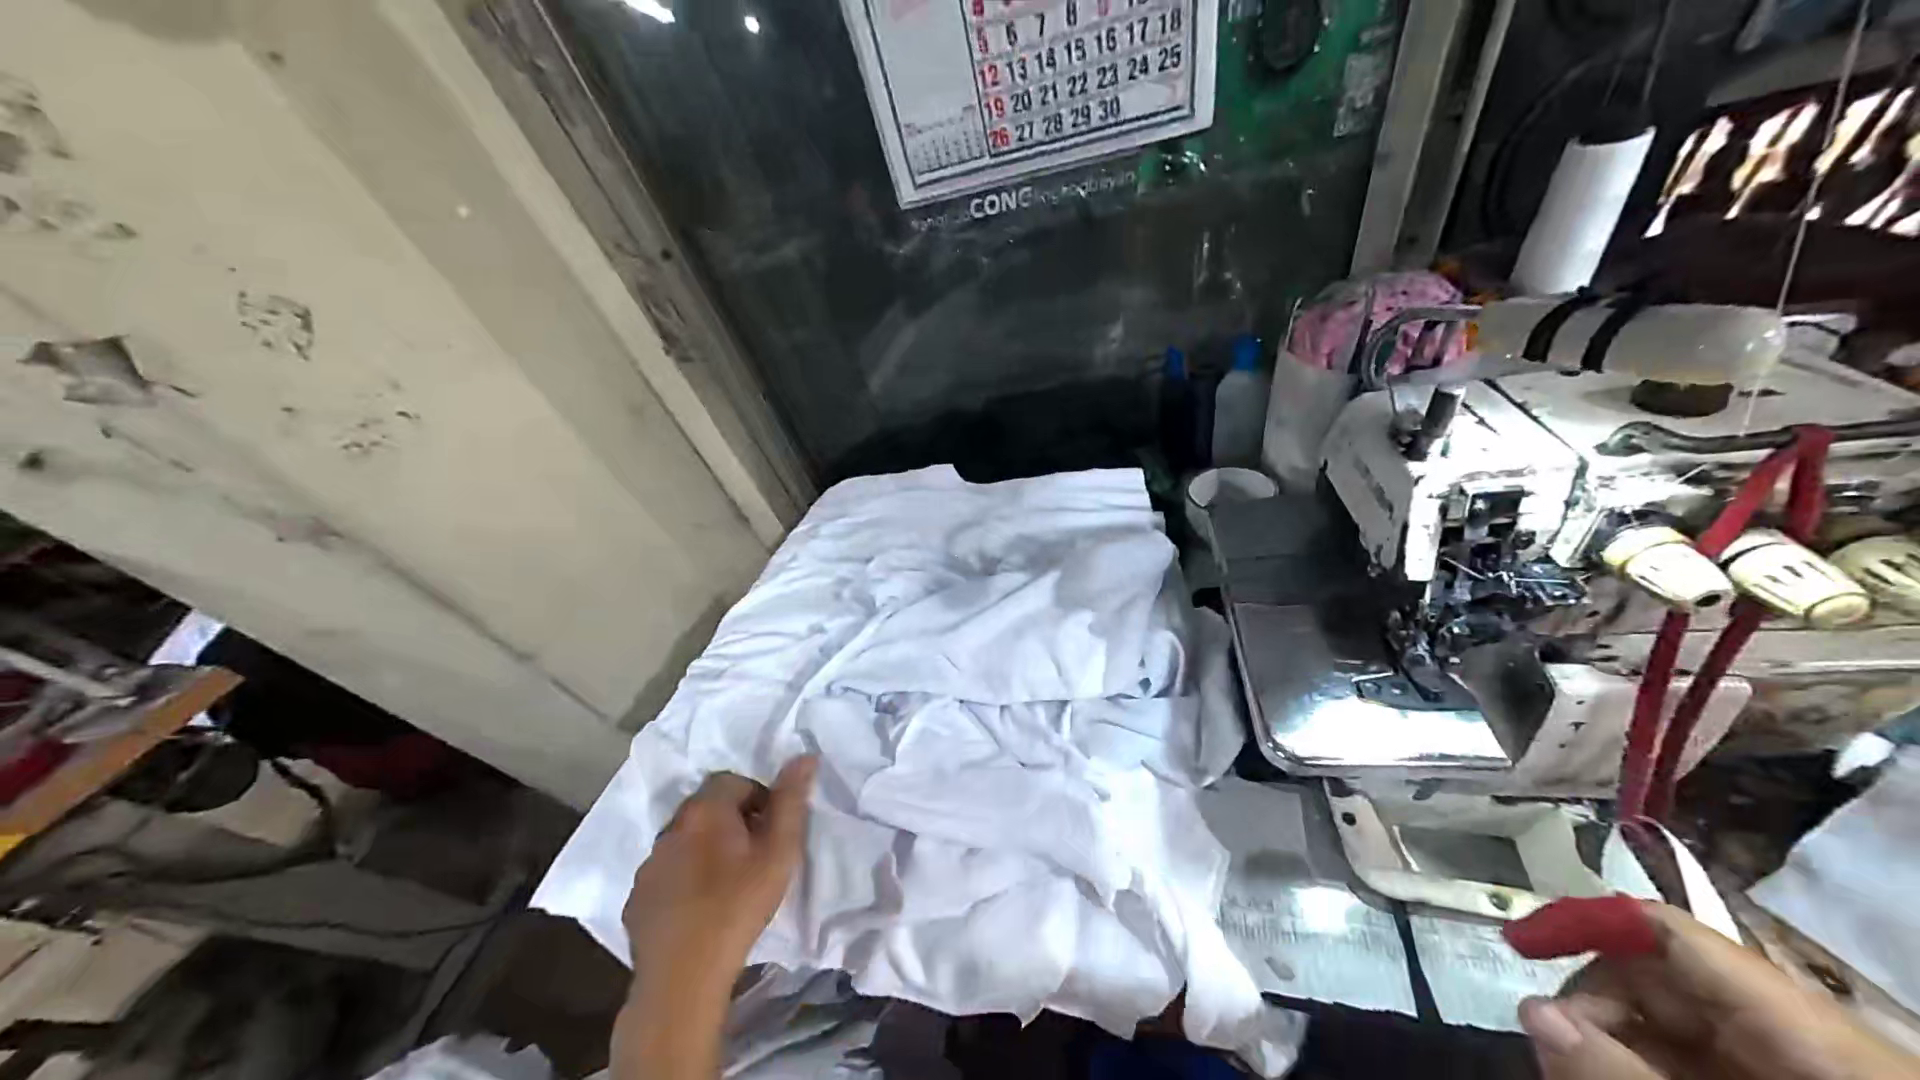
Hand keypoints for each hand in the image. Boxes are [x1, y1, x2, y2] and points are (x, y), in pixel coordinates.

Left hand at [622, 756, 817, 994]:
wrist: (683, 976)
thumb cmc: (738, 906)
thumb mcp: (779, 852)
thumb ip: (791, 801)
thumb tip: (804, 756)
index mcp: (705, 810)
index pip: (733, 780)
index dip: (758, 797)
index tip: (771, 829)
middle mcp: (671, 828)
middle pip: (706, 807)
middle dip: (732, 820)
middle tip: (755, 853)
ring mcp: (649, 864)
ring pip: (684, 840)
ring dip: (706, 848)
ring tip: (728, 882)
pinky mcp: (636, 898)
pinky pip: (666, 873)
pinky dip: (684, 878)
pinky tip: (700, 907)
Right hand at [1518, 902, 1919, 1079]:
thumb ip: (1626, 1077)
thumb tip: (1531, 1012)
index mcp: (1807, 1028)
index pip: (1671, 933)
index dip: (1587, 924)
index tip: (1519, 944)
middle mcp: (1798, 1035)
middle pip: (1661, 979)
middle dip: (1595, 1005)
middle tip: (1550, 1045)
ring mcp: (1791, 1068)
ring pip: (1669, 1024)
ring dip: (1611, 1041)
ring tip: (1571, 1068)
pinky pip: (1691, 1061)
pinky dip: (1640, 1067)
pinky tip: (1606, 1076)